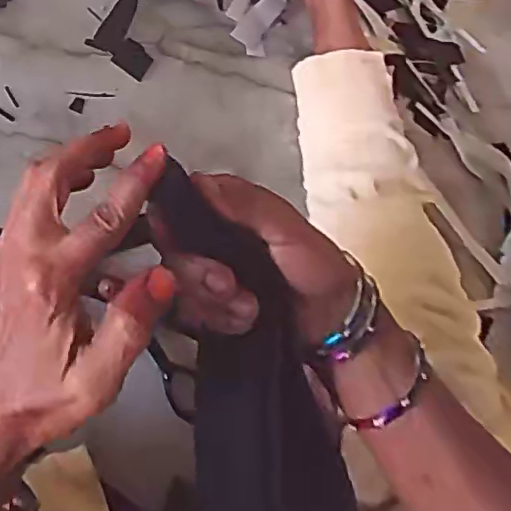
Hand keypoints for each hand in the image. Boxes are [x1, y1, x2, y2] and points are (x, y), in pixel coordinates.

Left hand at [0, 125, 175, 481]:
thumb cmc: (44, 397)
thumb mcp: (96, 379)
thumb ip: (131, 326)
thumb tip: (163, 274)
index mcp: (51, 279)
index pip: (102, 218)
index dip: (135, 182)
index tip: (157, 155)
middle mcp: (24, 252)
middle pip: (50, 178)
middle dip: (87, 147)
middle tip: (122, 133)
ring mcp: (9, 248)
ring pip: (32, 181)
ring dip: (69, 156)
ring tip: (106, 148)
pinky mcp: (6, 252)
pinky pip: (27, 196)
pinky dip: (54, 175)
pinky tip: (79, 179)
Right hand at [150, 173, 357, 346]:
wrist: (337, 327)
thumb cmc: (320, 269)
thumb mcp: (289, 230)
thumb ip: (247, 205)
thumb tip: (201, 183)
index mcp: (229, 210)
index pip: (179, 208)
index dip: (177, 230)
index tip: (198, 252)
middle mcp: (214, 238)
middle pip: (173, 252)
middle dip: (200, 275)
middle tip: (230, 284)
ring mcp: (212, 273)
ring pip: (180, 286)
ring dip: (214, 302)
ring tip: (249, 307)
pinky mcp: (212, 307)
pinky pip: (192, 315)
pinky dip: (219, 320)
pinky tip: (245, 320)